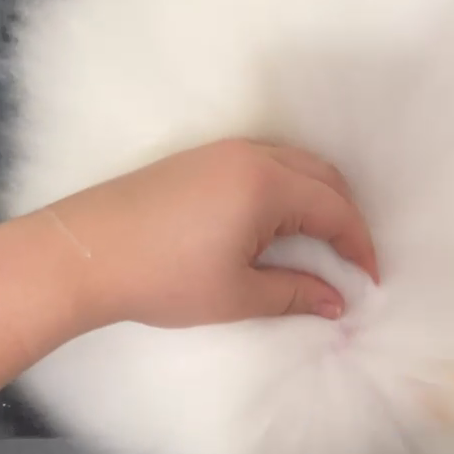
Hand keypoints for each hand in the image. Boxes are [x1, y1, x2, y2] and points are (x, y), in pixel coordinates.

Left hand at [36, 139, 379, 329]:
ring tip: (320, 243)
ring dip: (317, 198)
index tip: (369, 279)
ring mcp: (221, 151)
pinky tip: (278, 223)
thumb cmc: (163, 278)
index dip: (359, 244)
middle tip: (349, 259)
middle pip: (322, 175)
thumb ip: (295, 293)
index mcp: (266, 184)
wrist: (84, 255)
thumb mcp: (237, 295)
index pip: (334, 208)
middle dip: (345, 215)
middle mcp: (250, 155)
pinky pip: (264, 162)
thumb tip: (337, 302)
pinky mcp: (199, 158)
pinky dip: (288, 188)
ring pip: (293, 164)